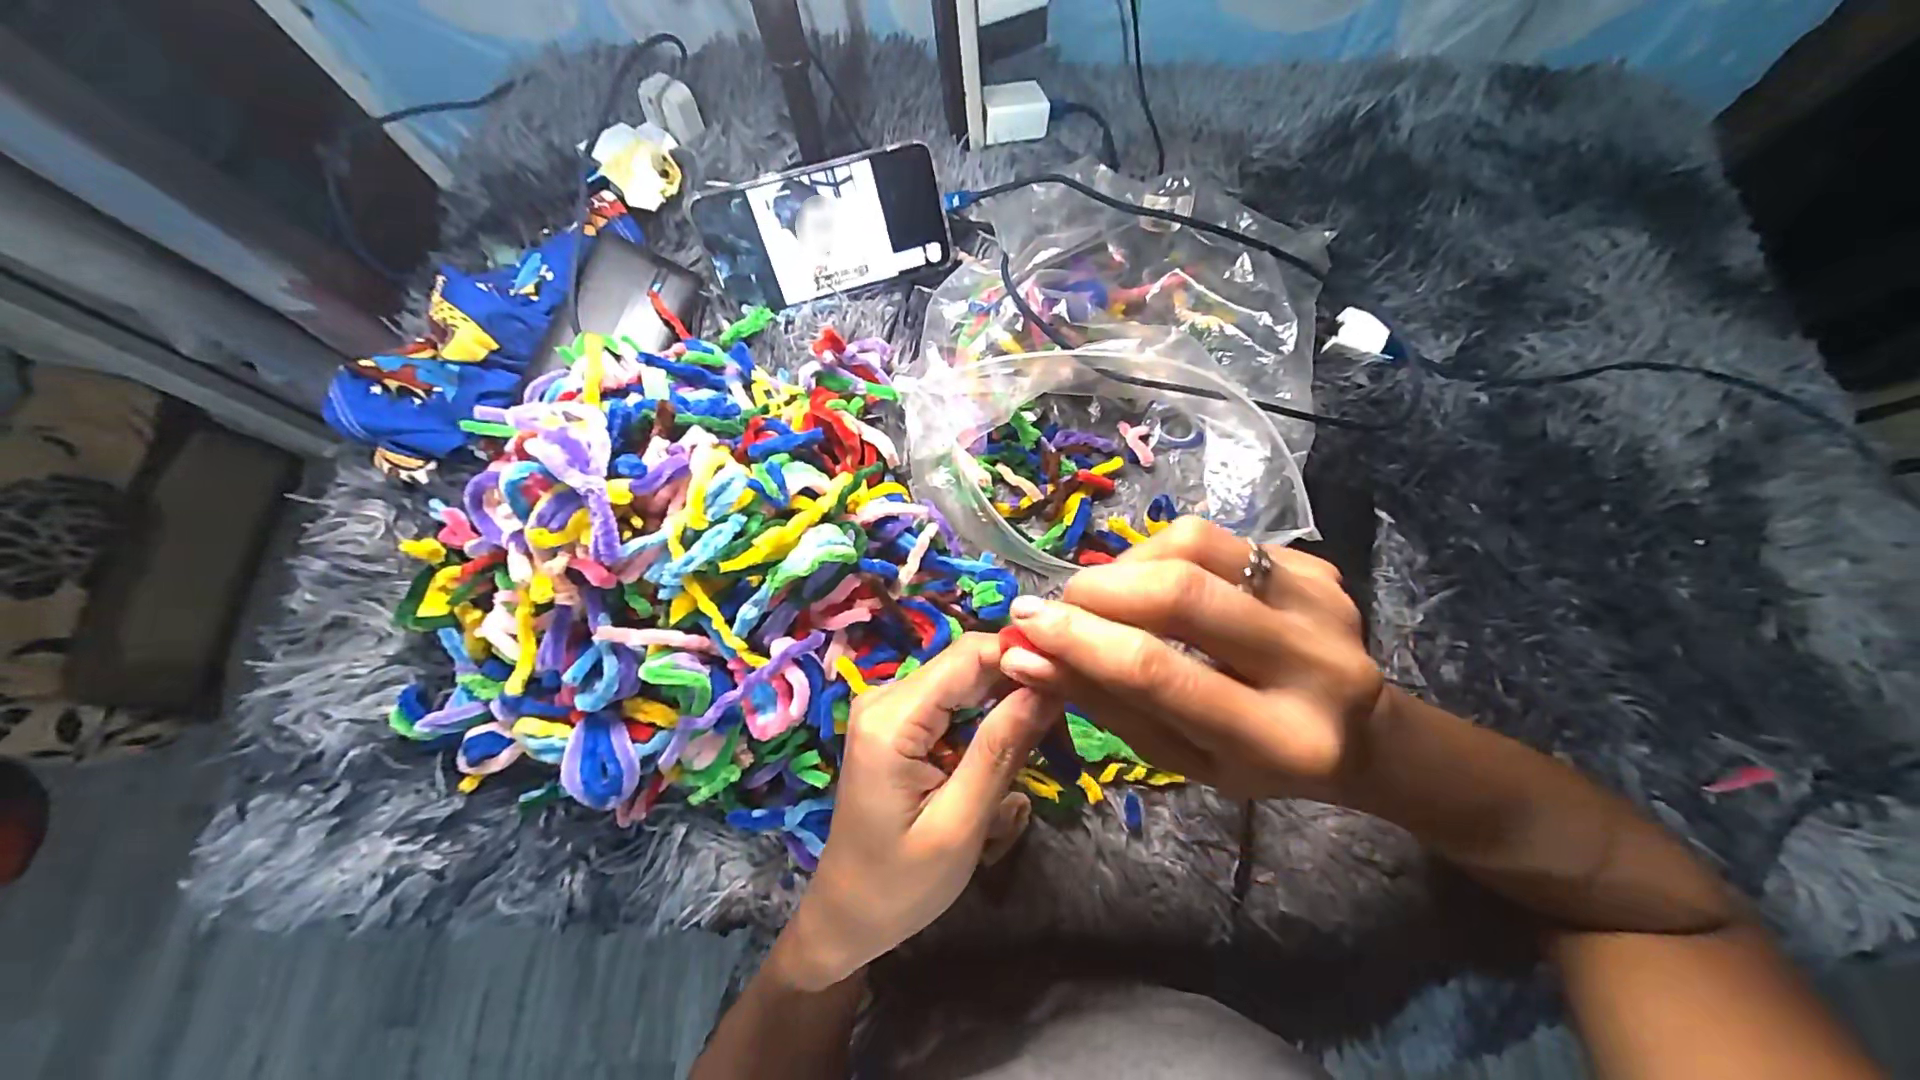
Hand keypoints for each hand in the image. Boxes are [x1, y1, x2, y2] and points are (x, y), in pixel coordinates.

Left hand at [775, 633, 1060, 989]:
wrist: (847, 913)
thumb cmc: (900, 884)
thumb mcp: (959, 823)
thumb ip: (1000, 750)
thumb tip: (1047, 687)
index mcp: (891, 720)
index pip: (968, 655)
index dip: (1023, 657)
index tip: (1071, 681)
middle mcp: (884, 697)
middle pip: (967, 663)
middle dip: (1019, 682)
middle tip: (1065, 720)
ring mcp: (888, 706)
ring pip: (965, 679)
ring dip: (1007, 701)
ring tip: (1045, 737)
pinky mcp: (897, 721)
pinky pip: (953, 700)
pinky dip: (986, 716)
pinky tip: (1008, 746)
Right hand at [996, 517, 1382, 802]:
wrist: (1359, 733)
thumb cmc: (1253, 759)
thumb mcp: (1178, 754)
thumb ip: (1104, 702)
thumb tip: (1026, 657)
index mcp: (1278, 738)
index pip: (1158, 672)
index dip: (1080, 640)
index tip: (1025, 623)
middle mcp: (1315, 663)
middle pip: (1180, 592)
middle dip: (1099, 591)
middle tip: (1063, 604)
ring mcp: (1323, 603)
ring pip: (1196, 545)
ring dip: (1129, 563)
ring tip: (1109, 594)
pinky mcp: (1319, 567)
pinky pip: (1218, 538)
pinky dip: (1165, 554)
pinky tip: (1159, 584)